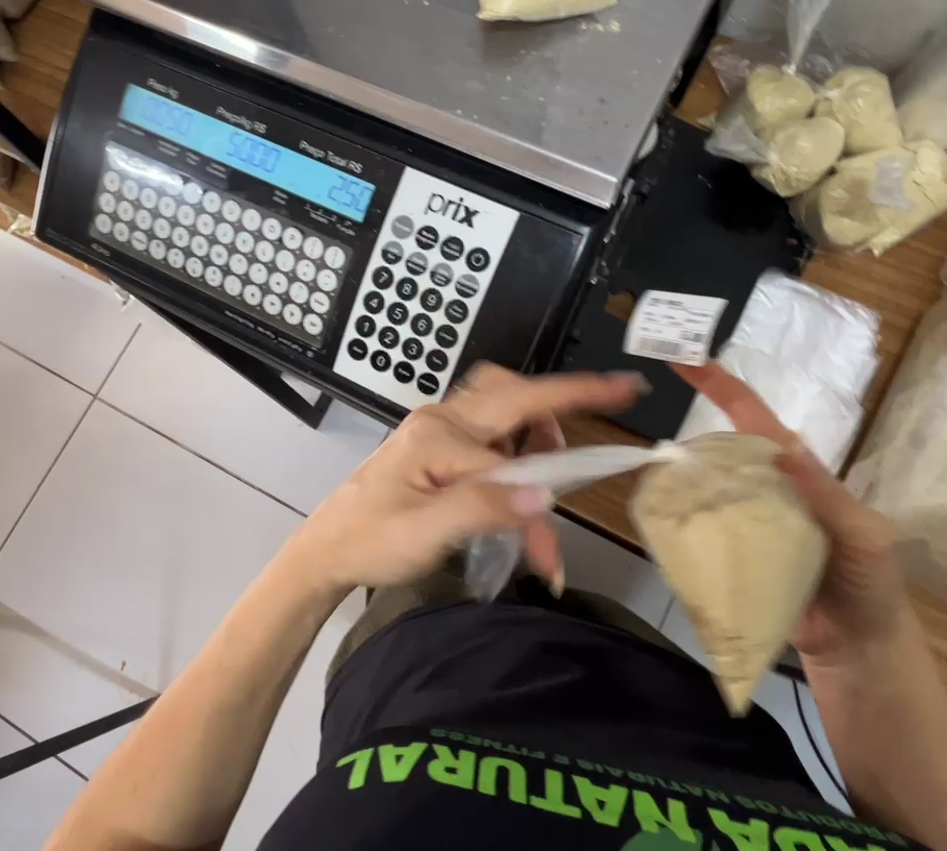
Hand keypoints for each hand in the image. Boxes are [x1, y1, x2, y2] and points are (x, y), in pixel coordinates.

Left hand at [285, 364, 644, 593]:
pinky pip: (488, 418)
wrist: (326, 547)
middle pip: (513, 392)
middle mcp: (439, 419)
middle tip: (619, 391)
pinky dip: (517, 429)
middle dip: (568, 391)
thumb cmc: (369, 542)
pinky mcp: (437, 440)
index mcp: (436, 439)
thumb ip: (481, 510)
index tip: (553, 555)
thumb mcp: (423, 535)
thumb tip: (543, 497)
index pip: (511, 469)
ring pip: (501, 398)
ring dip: (537, 415)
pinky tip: (522, 461)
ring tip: (556, 457)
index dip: (541, 510)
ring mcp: (437, 426)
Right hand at [670, 362, 911, 663]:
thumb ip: (829, 496)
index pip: (755, 418)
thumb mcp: (865, 537)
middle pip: (718, 450)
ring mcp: (743, 520)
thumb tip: (785, 446)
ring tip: (650, 485)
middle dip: (686, 441)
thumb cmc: (870, 585)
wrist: (858, 649)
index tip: (683, 360)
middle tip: (652, 444)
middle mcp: (764, 487)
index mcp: (795, 472)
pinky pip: (697, 530)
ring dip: (677, 484)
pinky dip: (678, 525)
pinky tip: (661, 527)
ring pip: (701, 488)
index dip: (721, 386)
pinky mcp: (728, 553)